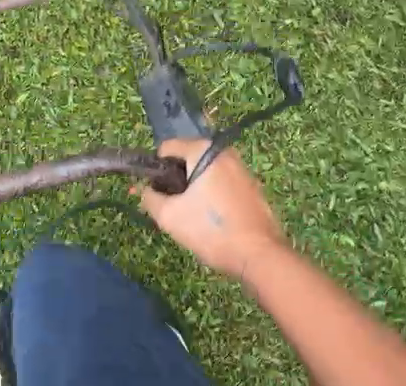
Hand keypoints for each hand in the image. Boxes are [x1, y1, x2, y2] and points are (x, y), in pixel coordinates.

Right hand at [137, 139, 286, 280]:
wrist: (260, 256)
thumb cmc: (211, 230)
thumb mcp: (169, 217)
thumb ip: (149, 198)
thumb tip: (145, 190)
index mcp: (203, 150)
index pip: (167, 148)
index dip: (156, 170)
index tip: (158, 194)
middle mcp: (224, 152)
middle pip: (187, 160)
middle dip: (177, 182)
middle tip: (176, 209)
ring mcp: (242, 168)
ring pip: (205, 174)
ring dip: (195, 190)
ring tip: (195, 219)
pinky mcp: (253, 187)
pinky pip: (223, 184)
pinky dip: (214, 197)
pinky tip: (215, 222)